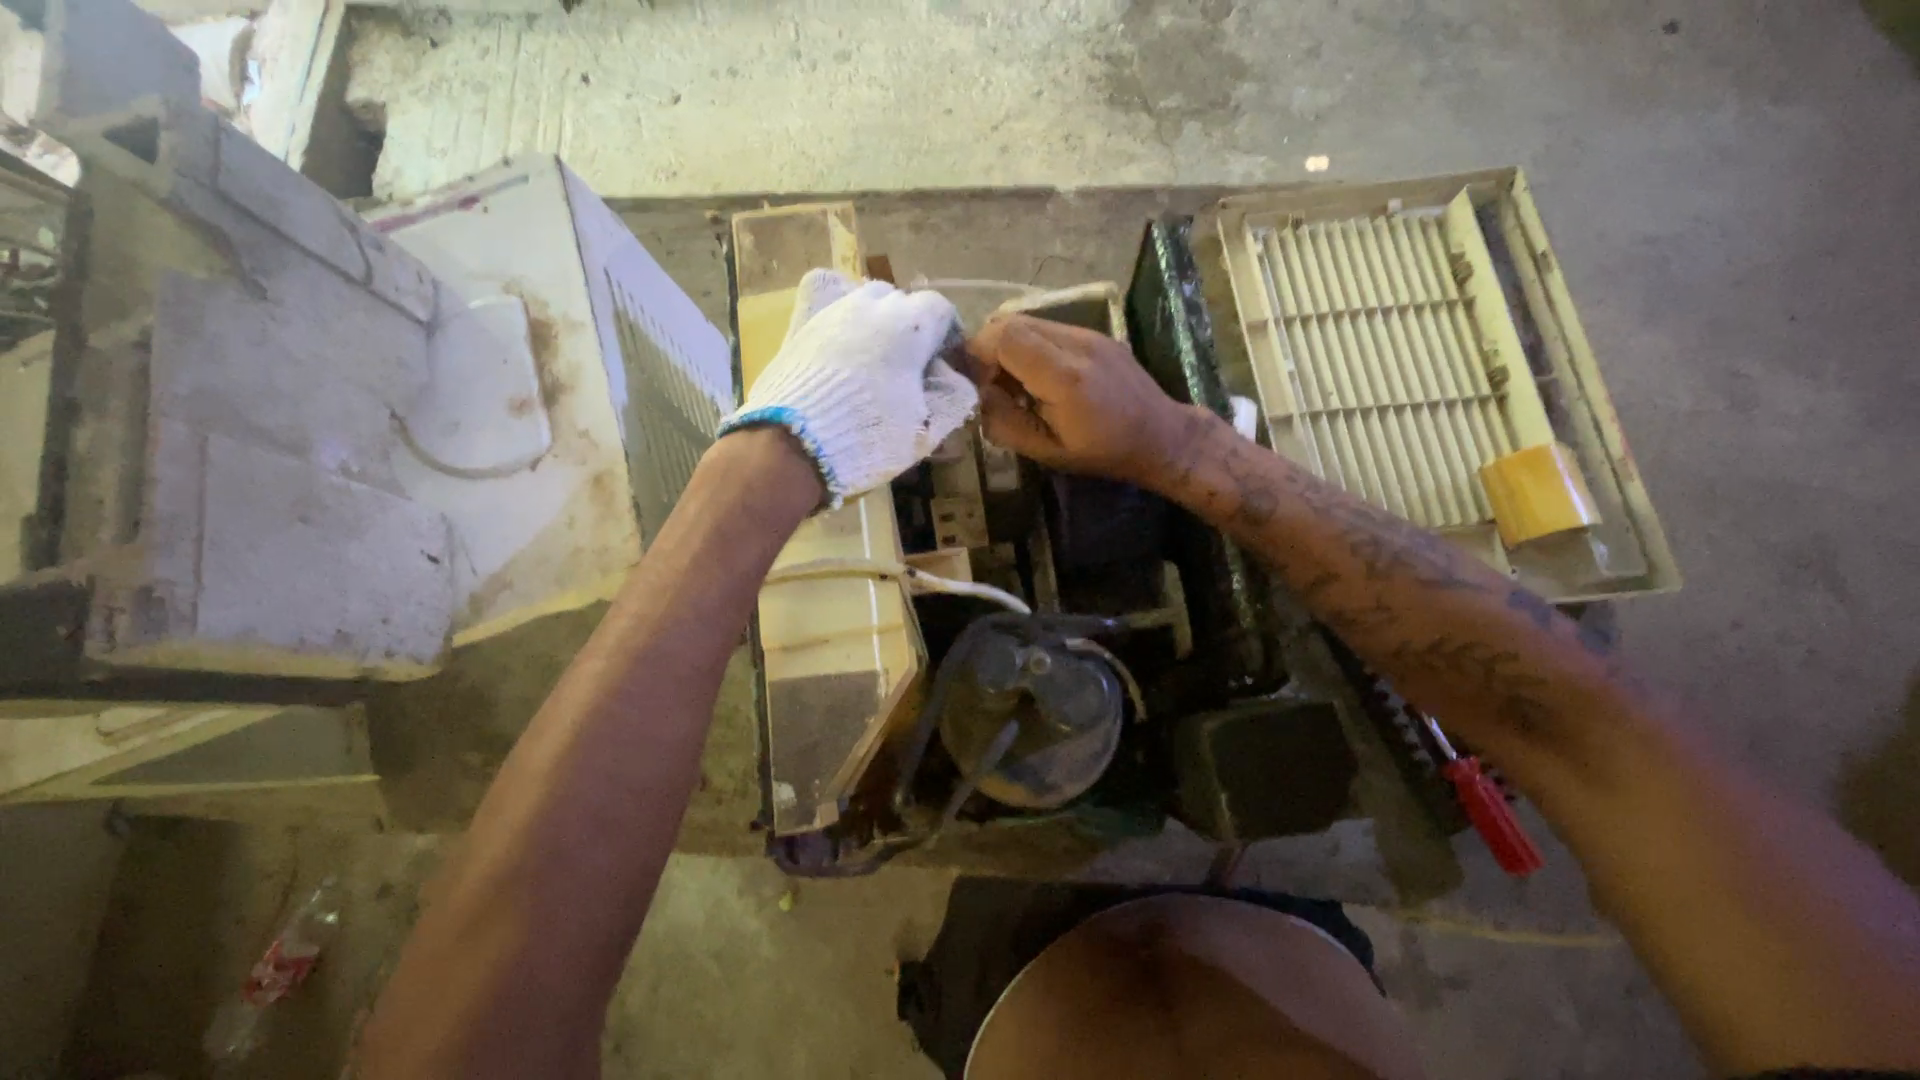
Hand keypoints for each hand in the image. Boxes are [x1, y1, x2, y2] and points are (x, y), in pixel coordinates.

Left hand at [719, 270, 976, 506]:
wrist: (791, 447)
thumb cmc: (867, 437)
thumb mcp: (925, 429)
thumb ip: (953, 399)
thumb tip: (958, 381)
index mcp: (909, 325)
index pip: (941, 310)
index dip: (947, 337)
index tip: (944, 367)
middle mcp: (871, 304)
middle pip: (902, 303)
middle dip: (911, 330)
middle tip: (909, 370)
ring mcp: (832, 310)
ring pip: (865, 299)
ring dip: (876, 322)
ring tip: (872, 360)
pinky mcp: (800, 323)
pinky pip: (825, 296)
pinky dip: (838, 308)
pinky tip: (838, 334)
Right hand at [966, 314, 1212, 489]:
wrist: (1161, 437)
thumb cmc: (1103, 453)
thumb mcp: (1046, 451)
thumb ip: (1004, 422)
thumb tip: (976, 395)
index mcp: (1064, 376)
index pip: (1002, 336)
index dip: (977, 354)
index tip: (975, 384)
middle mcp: (1076, 343)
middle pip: (1010, 321)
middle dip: (988, 349)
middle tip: (990, 385)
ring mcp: (1089, 333)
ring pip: (1028, 321)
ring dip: (1009, 347)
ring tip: (1015, 384)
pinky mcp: (1095, 334)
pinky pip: (1049, 328)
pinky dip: (1031, 347)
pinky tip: (1039, 378)